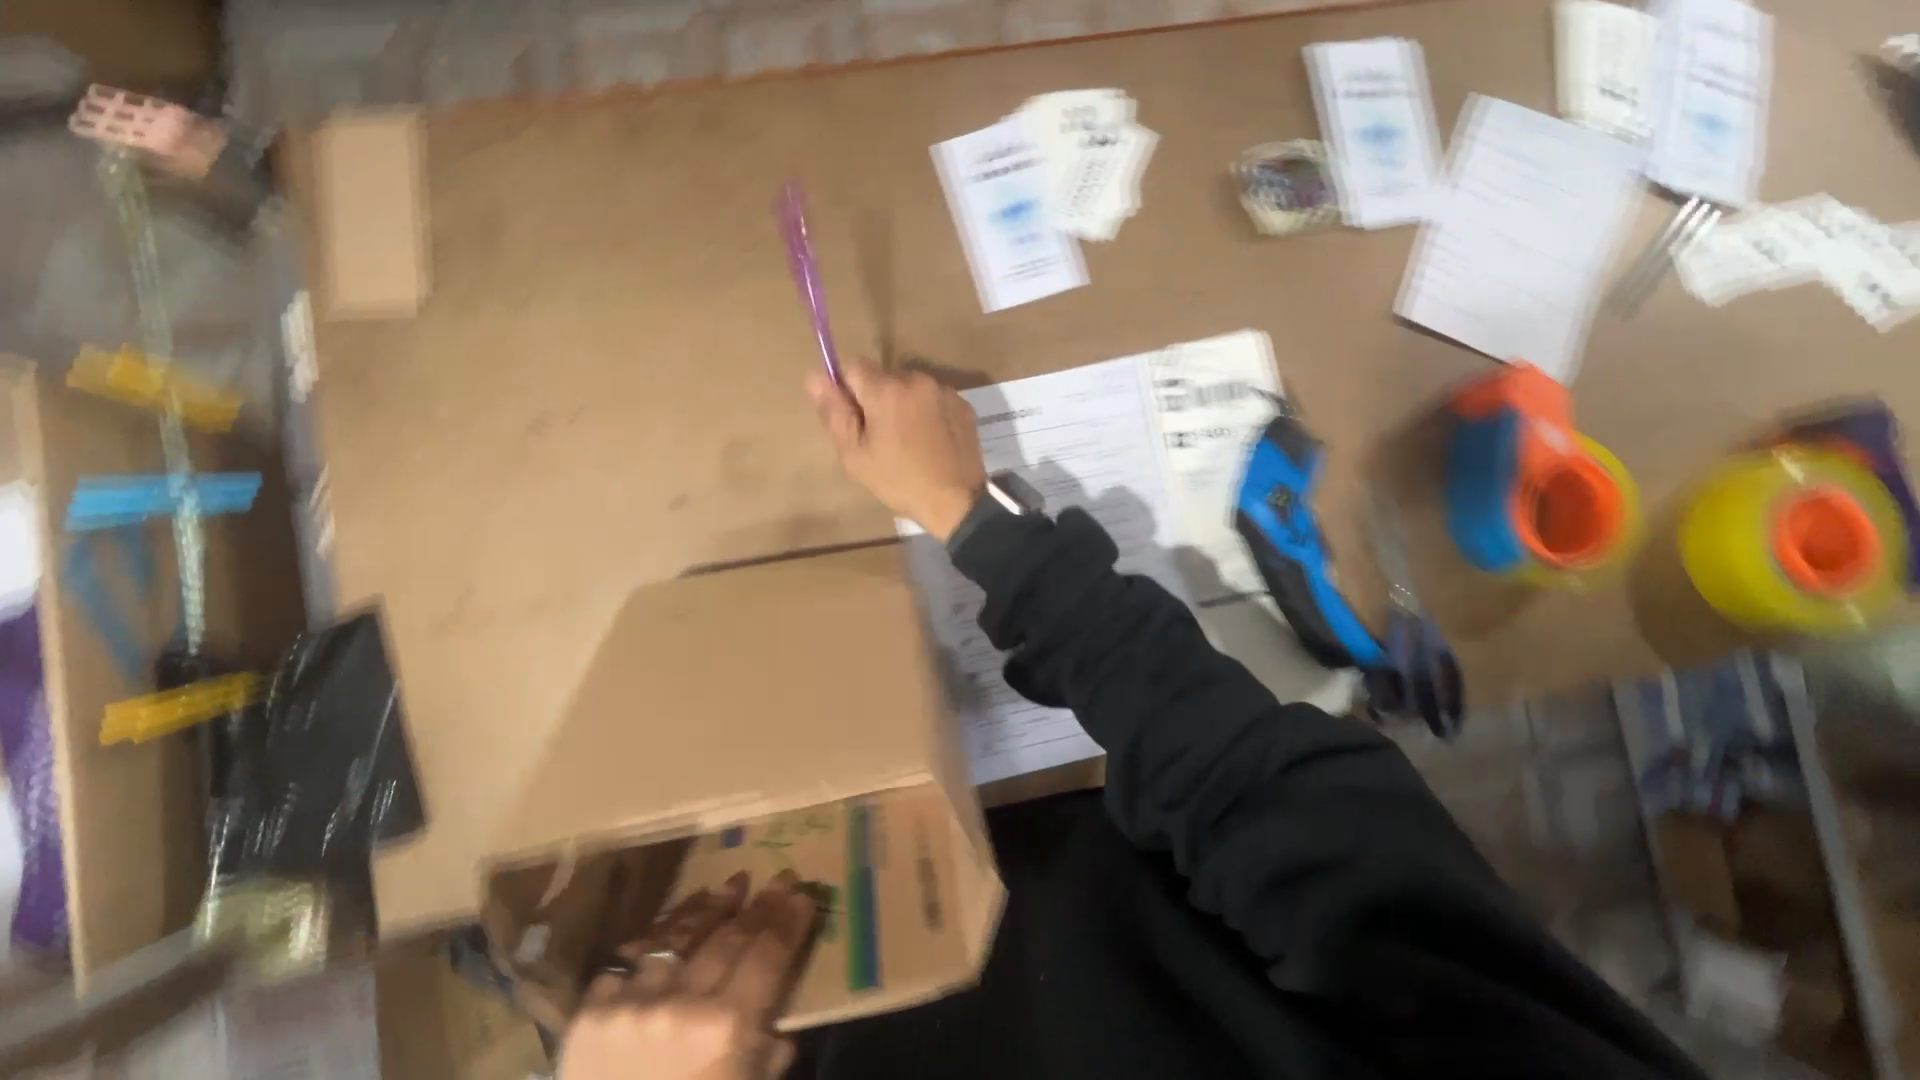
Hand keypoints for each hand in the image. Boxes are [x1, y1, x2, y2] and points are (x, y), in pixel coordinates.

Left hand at [558, 872, 821, 1079]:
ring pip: (678, 937)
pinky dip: (653, 944)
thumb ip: (766, 1055)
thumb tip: (780, 1025)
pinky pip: (628, 963)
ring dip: (708, 909)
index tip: (802, 896)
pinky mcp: (592, 1012)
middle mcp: (683, 1004)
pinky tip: (670, 928)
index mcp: (728, 1029)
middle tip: (778, 878)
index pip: (768, 957)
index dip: (788, 923)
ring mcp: (633, 1003)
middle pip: (729, 938)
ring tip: (730, 886)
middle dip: (760, 905)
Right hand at [807, 361, 986, 541]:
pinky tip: (930, 440)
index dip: (848, 390)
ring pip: (910, 386)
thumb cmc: (898, 481)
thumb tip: (814, 376)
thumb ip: (834, 411)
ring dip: (903, 404)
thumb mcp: (855, 454)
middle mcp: (916, 379)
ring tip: (908, 441)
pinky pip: (933, 398)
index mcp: (886, 390)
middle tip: (881, 437)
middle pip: (883, 376)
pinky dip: (927, 412)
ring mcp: (944, 390)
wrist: (956, 502)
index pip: (853, 366)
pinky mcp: (963, 404)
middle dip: (877, 398)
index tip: (855, 418)